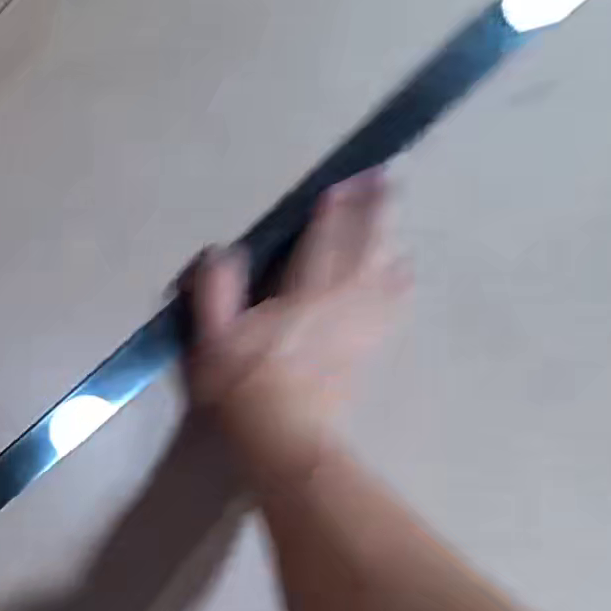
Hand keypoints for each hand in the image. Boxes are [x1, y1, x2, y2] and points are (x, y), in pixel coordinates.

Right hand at [185, 170, 409, 480]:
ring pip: (389, 266)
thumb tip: (218, 252)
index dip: (335, 209)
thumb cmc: (239, 383)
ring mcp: (366, 321)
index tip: (345, 180)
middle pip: (370, 243)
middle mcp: (347, 298)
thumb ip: (214, 290)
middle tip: (386, 179)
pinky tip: (399, 270)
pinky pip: (396, 296)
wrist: (282, 431)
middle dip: (377, 209)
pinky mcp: (371, 342)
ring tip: (391, 218)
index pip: (326, 238)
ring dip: (390, 237)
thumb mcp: (210, 337)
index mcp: (305, 292)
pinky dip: (399, 273)